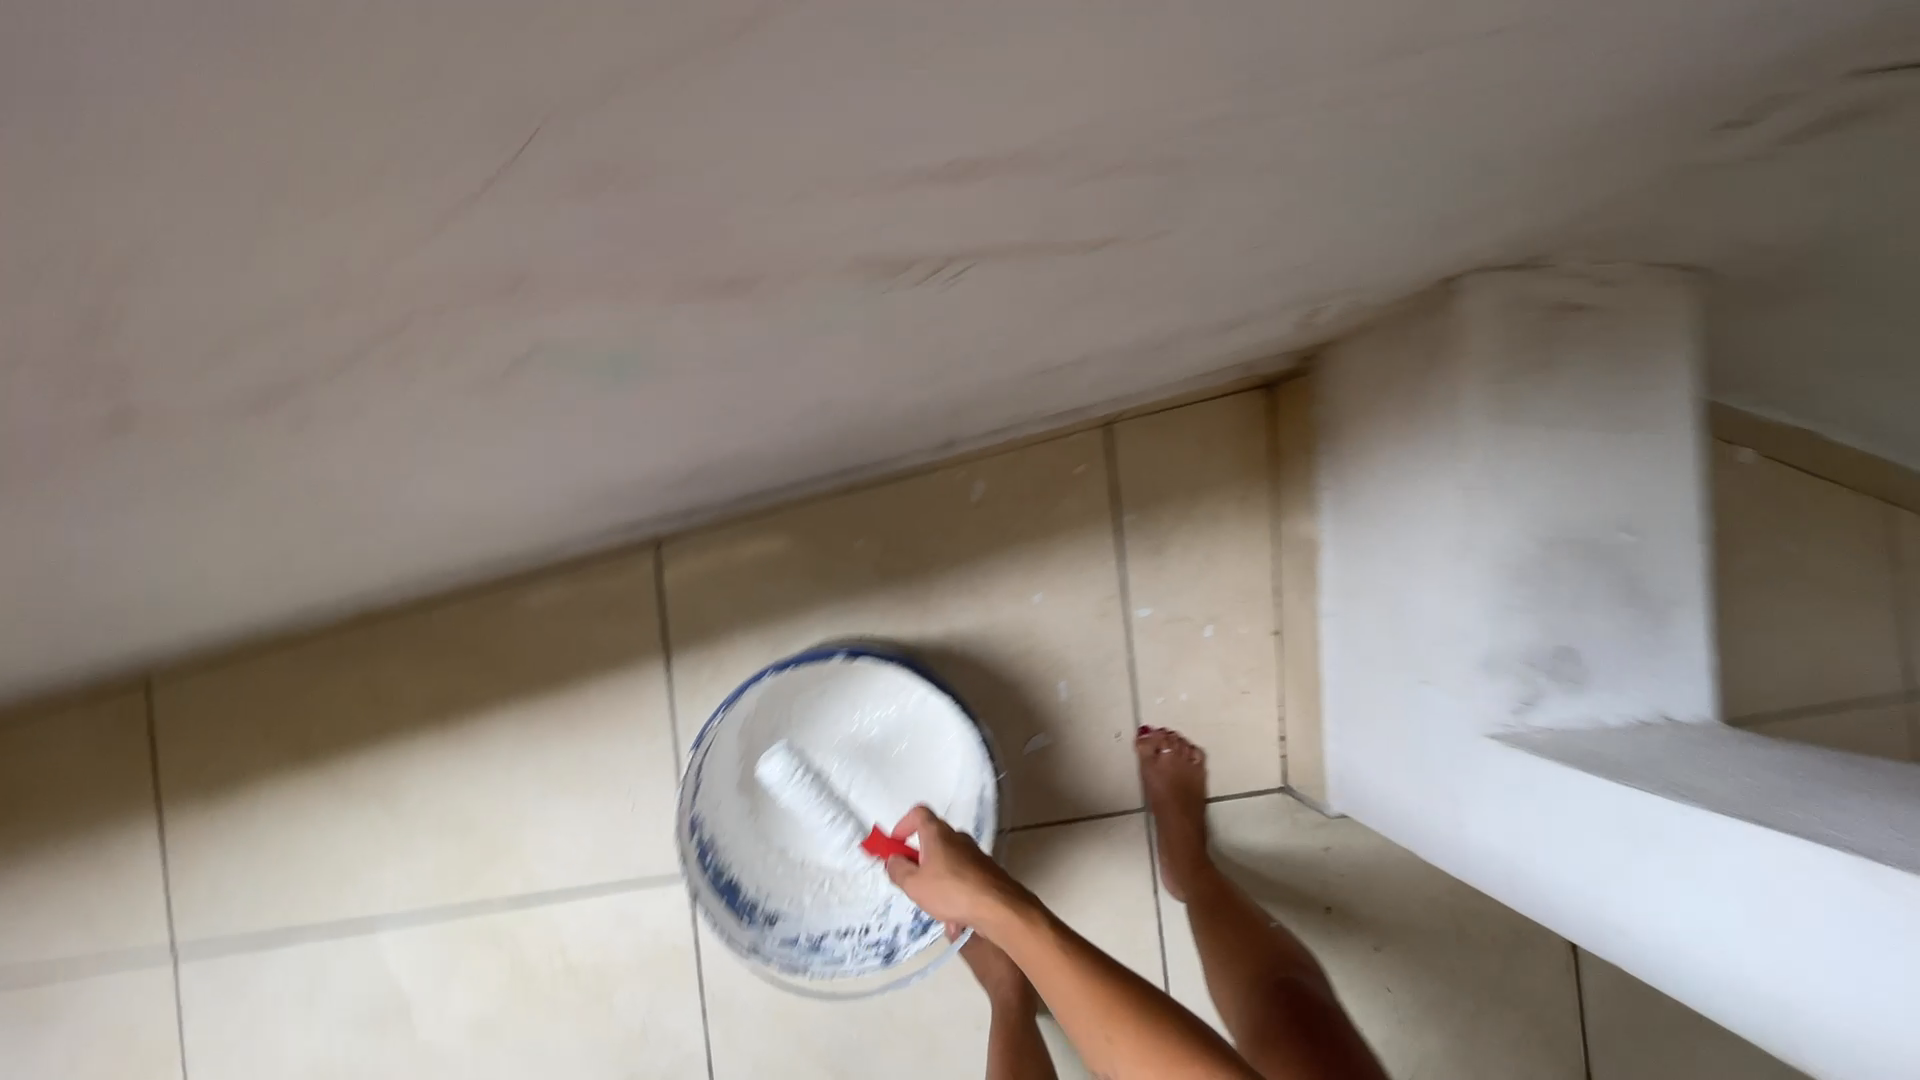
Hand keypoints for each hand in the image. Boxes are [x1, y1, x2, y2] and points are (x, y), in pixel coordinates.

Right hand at [884, 805, 1030, 935]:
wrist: (998, 906)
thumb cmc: (951, 890)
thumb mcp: (914, 884)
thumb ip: (898, 870)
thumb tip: (893, 860)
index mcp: (937, 833)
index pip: (918, 813)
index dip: (903, 825)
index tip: (894, 844)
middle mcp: (957, 838)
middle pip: (932, 841)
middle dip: (919, 862)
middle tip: (912, 882)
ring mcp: (974, 854)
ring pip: (947, 864)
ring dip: (937, 884)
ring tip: (936, 910)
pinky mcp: (985, 871)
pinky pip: (962, 879)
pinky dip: (954, 895)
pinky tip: (956, 921)